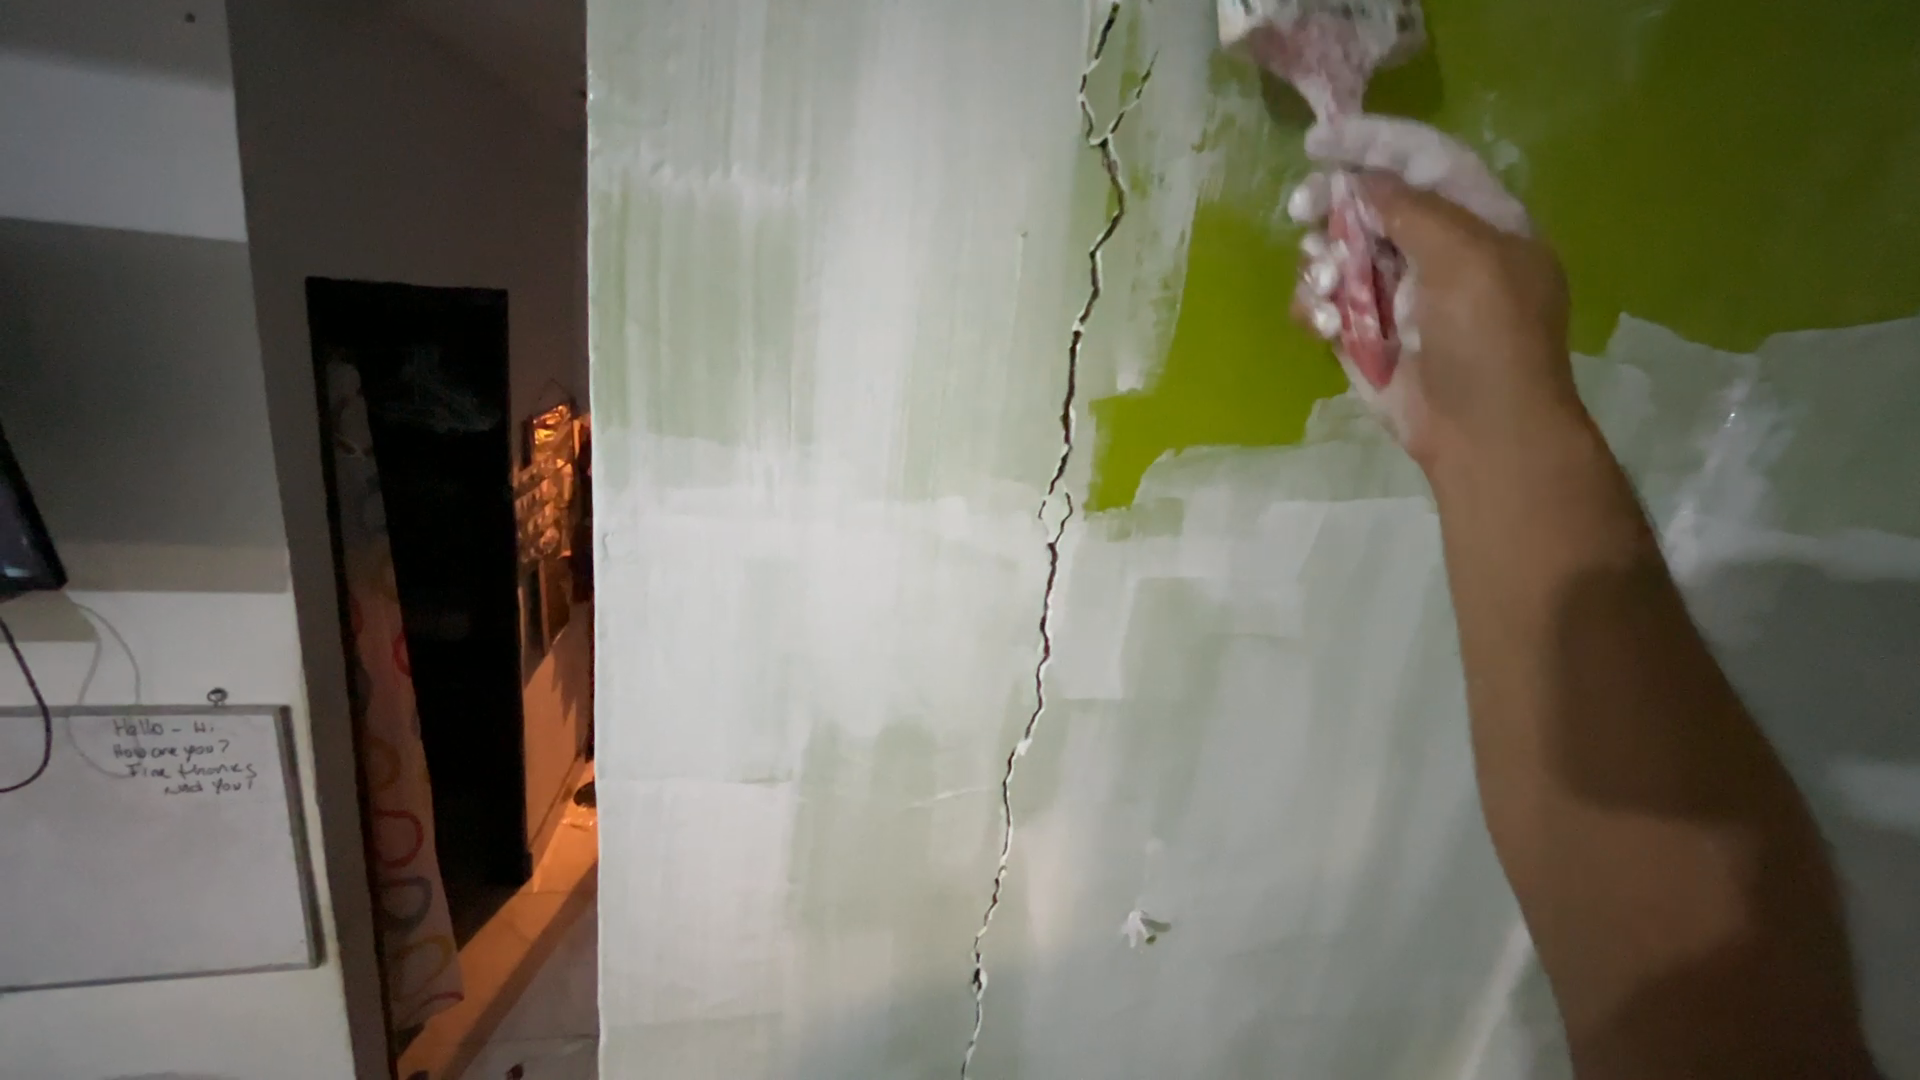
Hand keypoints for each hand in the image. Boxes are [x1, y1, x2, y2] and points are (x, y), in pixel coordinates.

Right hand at [1290, 116, 1582, 469]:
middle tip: (1301, 210)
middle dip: (1333, 205)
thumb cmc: (1488, 339)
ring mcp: (1394, 296)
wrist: (1478, 431)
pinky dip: (1314, 309)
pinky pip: (1323, 306)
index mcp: (1476, 220)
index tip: (1320, 141)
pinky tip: (1320, 325)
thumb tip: (1364, 181)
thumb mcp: (1465, 258)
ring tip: (1326, 289)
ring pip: (1338, 256)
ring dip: (1321, 265)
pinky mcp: (1362, 335)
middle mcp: (1432, 251)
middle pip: (1370, 206)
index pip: (1422, 161)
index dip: (1373, 143)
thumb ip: (1413, 209)